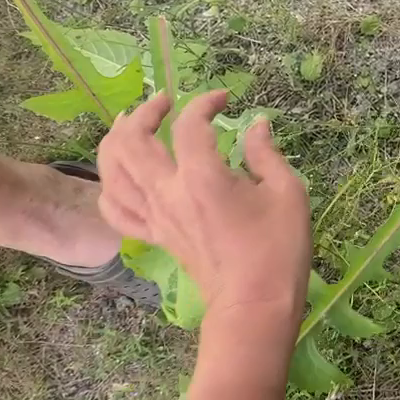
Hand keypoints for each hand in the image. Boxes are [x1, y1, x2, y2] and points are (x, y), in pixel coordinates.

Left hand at [97, 92, 310, 329]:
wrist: (255, 301)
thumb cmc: (279, 245)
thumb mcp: (288, 192)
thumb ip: (266, 154)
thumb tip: (256, 125)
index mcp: (203, 178)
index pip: (190, 126)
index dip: (205, 103)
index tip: (226, 97)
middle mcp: (168, 193)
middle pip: (131, 142)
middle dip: (145, 112)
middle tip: (167, 100)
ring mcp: (155, 216)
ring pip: (112, 171)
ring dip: (117, 140)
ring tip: (132, 124)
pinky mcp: (154, 235)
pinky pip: (115, 208)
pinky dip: (112, 184)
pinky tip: (123, 174)